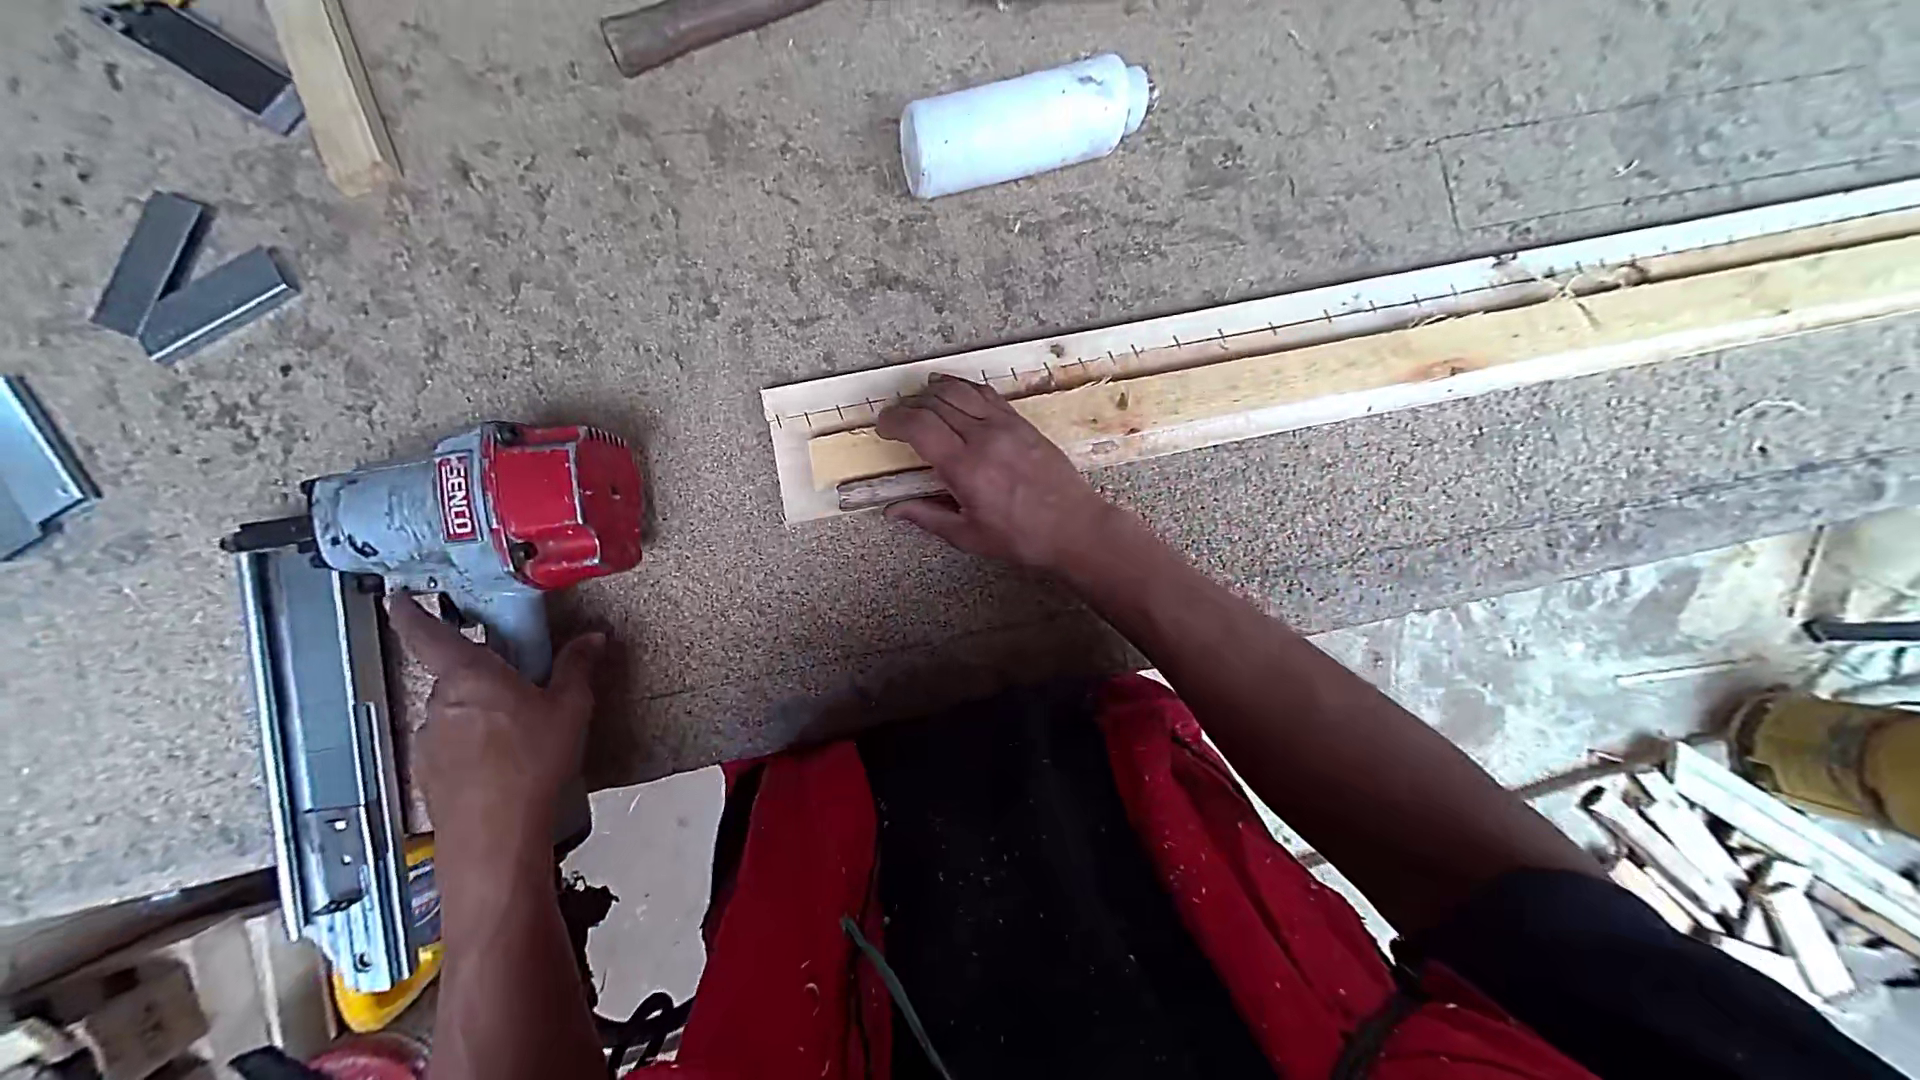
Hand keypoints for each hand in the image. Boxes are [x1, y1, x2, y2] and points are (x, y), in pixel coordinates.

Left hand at [387, 597, 604, 847]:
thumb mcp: (571, 707)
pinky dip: (474, 741)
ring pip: (454, 710)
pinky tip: (506, 759)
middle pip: (454, 675)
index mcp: (470, 676)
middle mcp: (440, 703)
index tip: (400, 599)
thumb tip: (592, 639)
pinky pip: (451, 741)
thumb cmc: (533, 762)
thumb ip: (578, 667)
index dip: (411, 613)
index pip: (429, 635)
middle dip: (483, 673)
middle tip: (520, 681)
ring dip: (481, 709)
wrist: (497, 834)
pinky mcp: (429, 772)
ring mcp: (430, 740)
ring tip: (522, 727)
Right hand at [875, 374, 1124, 572]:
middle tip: (897, 418)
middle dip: (908, 406)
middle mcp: (984, 439)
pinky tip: (953, 392)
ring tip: (919, 400)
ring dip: (933, 391)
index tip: (883, 427)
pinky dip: (963, 388)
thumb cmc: (1021, 538)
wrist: (1074, 527)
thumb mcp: (968, 535)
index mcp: (966, 468)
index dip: (893, 421)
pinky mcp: (1021, 423)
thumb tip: (892, 511)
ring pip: (960, 391)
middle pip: (935, 402)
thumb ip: (926, 517)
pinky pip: (986, 394)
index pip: (919, 426)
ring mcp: (1006, 426)